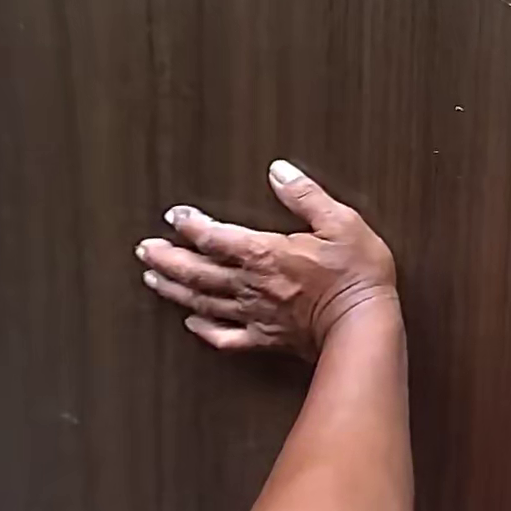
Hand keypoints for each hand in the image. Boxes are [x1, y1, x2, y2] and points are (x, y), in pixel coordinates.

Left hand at [137, 160, 398, 359]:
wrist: (365, 327)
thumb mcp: (340, 222)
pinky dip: (204, 330)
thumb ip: (305, 195)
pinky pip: (226, 337)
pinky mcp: (266, 338)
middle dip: (168, 259)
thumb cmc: (356, 274)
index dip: (192, 225)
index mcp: (266, 254)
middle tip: (146, 249)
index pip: (216, 238)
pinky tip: (192, 324)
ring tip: (152, 279)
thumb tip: (279, 171)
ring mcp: (256, 314)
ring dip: (175, 289)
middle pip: (199, 272)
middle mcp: (252, 285)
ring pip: (204, 301)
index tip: (175, 215)